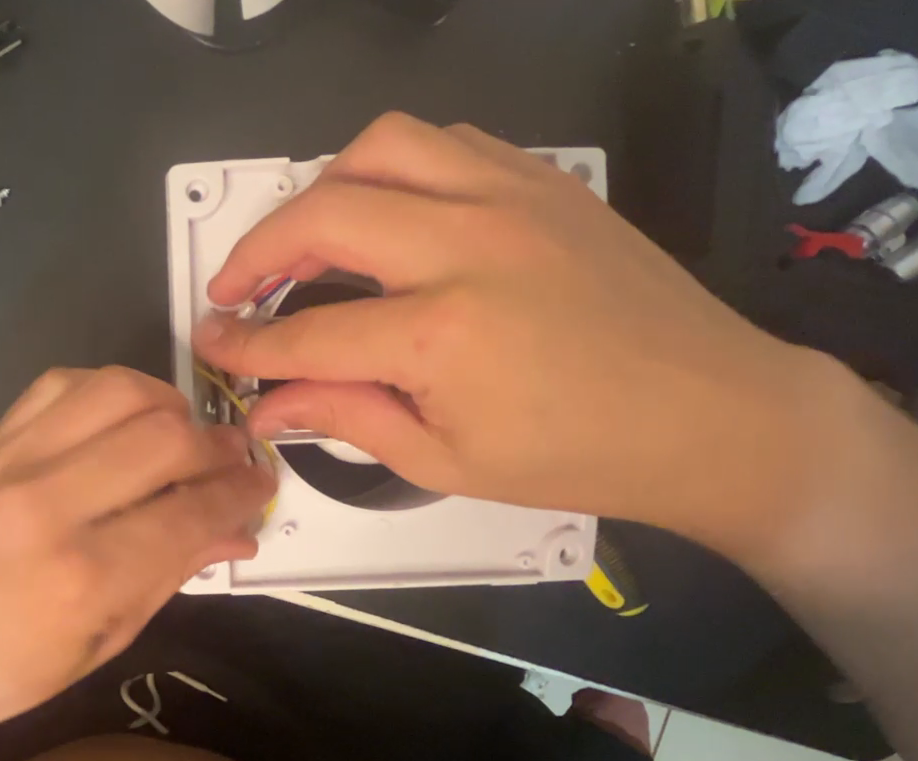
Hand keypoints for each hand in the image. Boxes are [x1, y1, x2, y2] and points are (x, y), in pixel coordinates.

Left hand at [0, 367, 273, 755]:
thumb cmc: (1, 679)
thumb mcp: (99, 646)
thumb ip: (170, 576)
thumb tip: (237, 530)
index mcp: (81, 579)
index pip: (191, 511)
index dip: (241, 494)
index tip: (261, 489)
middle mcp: (47, 506)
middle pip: (165, 437)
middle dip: (217, 447)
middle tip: (232, 464)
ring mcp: (9, 466)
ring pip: (117, 392)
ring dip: (168, 406)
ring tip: (181, 438)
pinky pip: (59, 386)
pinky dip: (106, 393)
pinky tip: (119, 424)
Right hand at [193, 112, 861, 550]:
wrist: (710, 414)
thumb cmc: (571, 458)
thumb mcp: (441, 460)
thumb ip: (344, 418)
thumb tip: (266, 405)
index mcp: (440, 334)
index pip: (306, 331)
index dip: (243, 343)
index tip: (207, 343)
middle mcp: (468, 245)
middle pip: (324, 211)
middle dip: (257, 250)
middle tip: (234, 289)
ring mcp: (512, 197)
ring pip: (382, 146)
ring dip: (322, 188)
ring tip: (305, 239)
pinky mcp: (545, 181)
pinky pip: (446, 143)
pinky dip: (394, 169)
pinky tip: (386, 216)